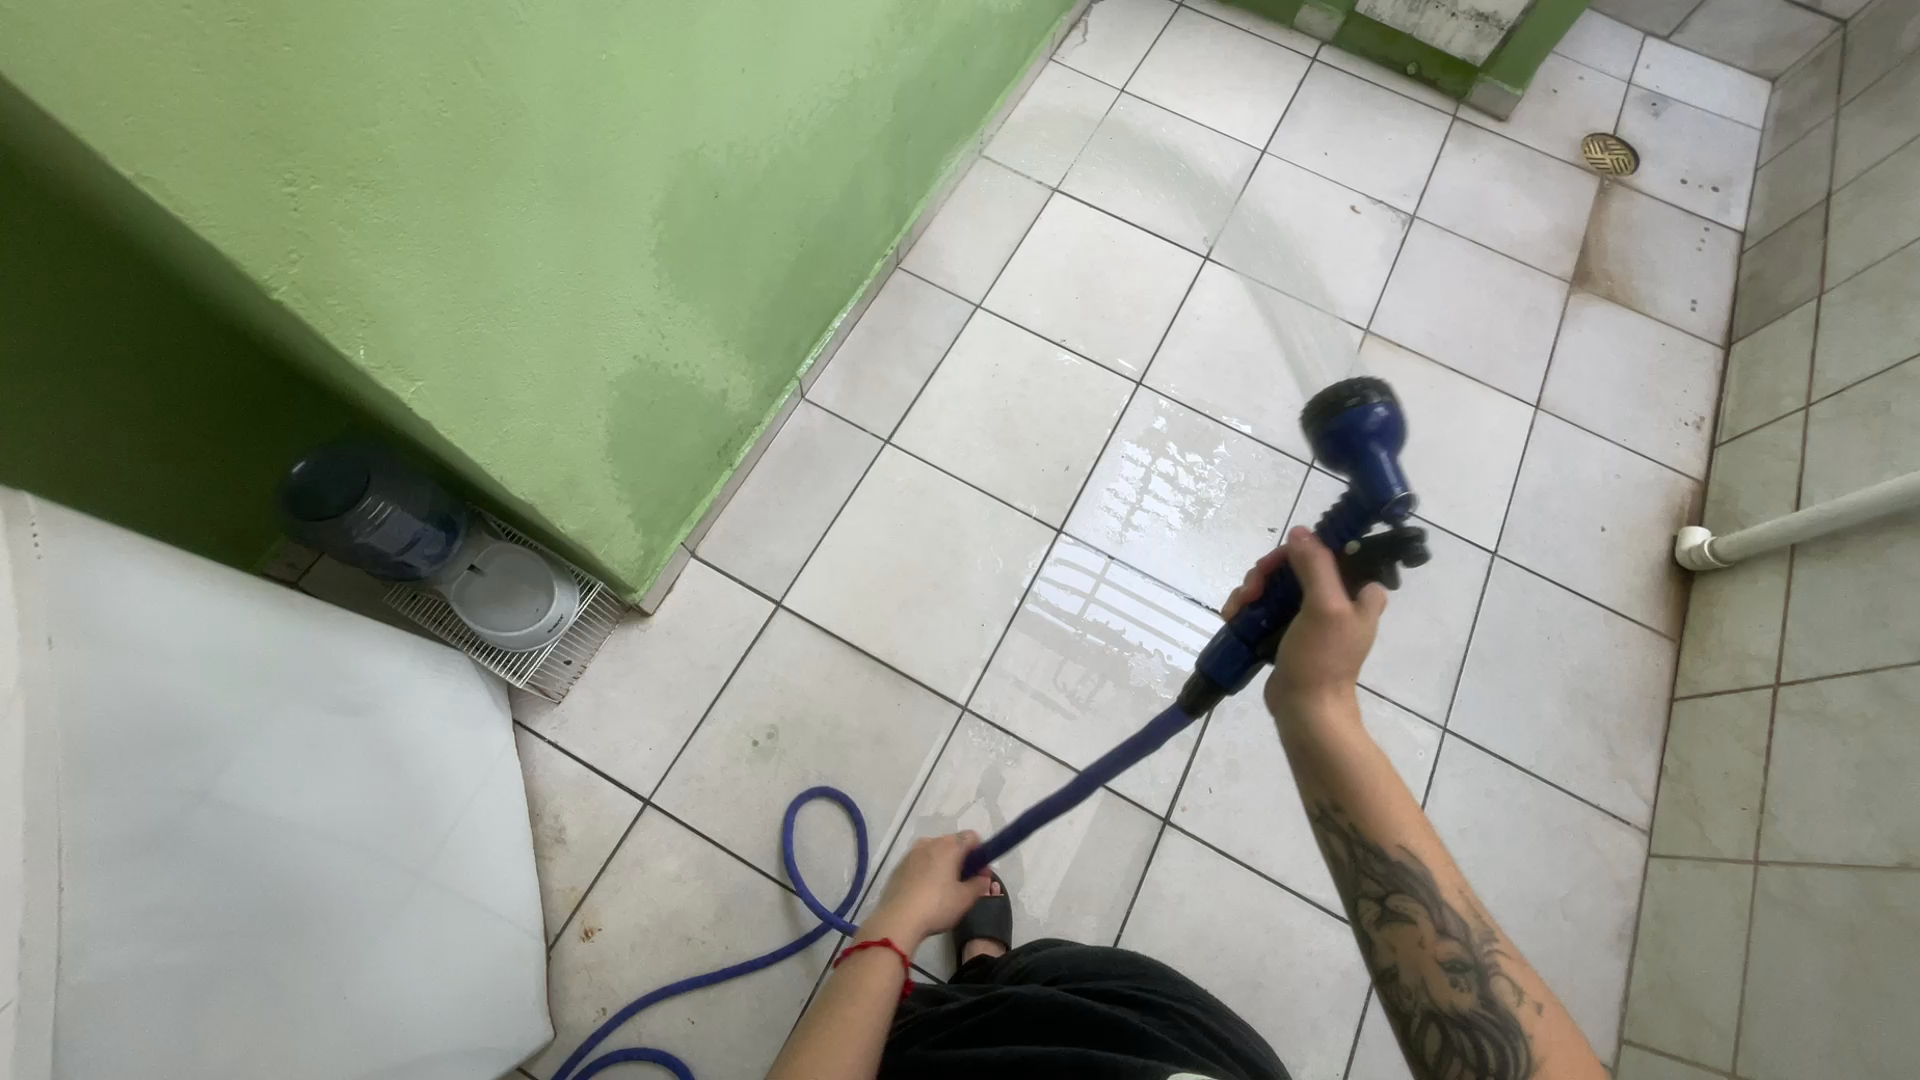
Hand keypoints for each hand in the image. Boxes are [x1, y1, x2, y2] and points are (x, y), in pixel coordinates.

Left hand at [862, 832, 991, 946]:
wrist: (897, 919)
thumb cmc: (936, 906)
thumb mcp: (965, 899)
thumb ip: (979, 885)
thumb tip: (984, 878)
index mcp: (949, 846)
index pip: (972, 837)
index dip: (980, 853)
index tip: (980, 873)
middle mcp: (930, 842)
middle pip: (953, 843)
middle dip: (962, 859)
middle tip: (965, 883)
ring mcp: (912, 853)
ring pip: (935, 851)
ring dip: (944, 863)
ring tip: (944, 889)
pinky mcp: (899, 865)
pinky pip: (920, 861)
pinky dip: (927, 870)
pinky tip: (925, 892)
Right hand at [1223, 526, 1387, 719]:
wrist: (1306, 708)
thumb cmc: (1322, 658)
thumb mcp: (1325, 607)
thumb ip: (1315, 566)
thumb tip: (1300, 532)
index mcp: (1357, 592)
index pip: (1331, 552)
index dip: (1302, 550)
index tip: (1279, 562)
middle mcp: (1337, 600)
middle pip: (1296, 566)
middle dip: (1267, 574)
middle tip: (1251, 590)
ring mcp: (1310, 616)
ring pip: (1276, 585)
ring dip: (1251, 591)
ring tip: (1237, 609)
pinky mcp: (1288, 631)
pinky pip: (1266, 606)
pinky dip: (1248, 607)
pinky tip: (1233, 616)